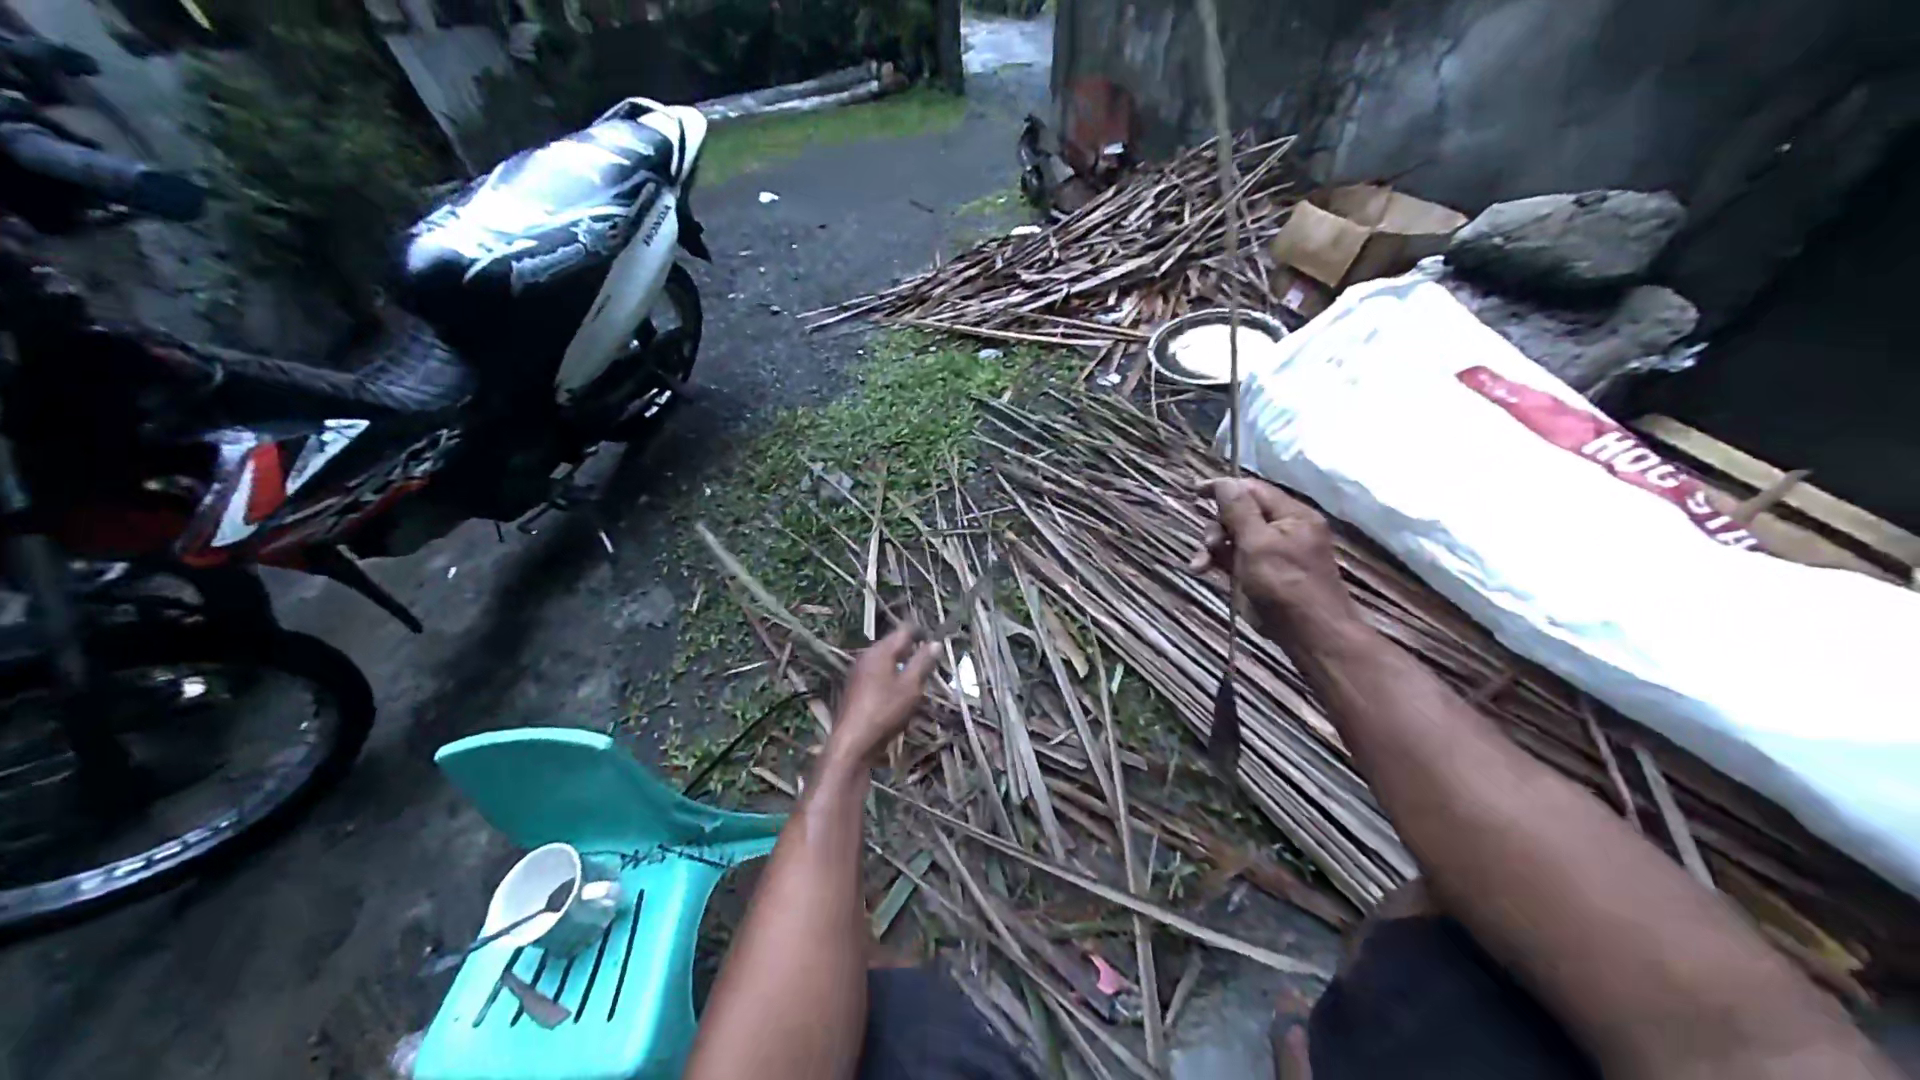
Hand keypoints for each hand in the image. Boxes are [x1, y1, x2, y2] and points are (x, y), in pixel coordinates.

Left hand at [826, 624, 938, 767]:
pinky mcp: (855, 689)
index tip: (937, 639)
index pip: (903, 631)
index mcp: (879, 651)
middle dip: (912, 649)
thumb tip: (935, 642)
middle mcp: (866, 657)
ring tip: (919, 676)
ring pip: (885, 661)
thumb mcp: (910, 686)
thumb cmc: (884, 711)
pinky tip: (899, 692)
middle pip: (893, 645)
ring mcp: (858, 673)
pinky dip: (891, 677)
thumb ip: (923, 662)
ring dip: (902, 665)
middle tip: (931, 659)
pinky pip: (878, 674)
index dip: (921, 633)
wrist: (852, 742)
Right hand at [1188, 478, 1355, 640]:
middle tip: (1209, 545)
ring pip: (1234, 537)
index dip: (1224, 488)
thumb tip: (1223, 482)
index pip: (1253, 490)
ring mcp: (1273, 552)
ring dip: (1213, 547)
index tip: (1195, 492)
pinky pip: (1235, 557)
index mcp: (1292, 515)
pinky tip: (1203, 571)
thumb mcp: (1257, 544)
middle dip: (1218, 527)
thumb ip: (1239, 511)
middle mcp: (1284, 529)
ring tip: (1200, 566)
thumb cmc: (1285, 586)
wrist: (1310, 634)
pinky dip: (1219, 561)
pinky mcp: (1262, 572)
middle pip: (1240, 513)